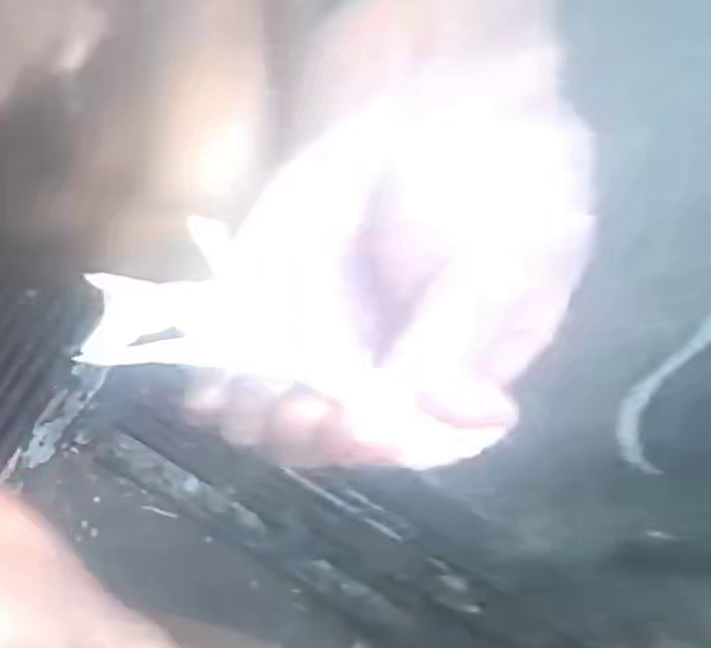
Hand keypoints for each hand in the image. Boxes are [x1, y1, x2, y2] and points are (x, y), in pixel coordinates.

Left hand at [182, 15, 592, 468]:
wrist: (399, 131)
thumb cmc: (484, 183)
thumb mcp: (508, 252)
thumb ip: (467, 336)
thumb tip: (466, 418)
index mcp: (445, 378)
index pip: (402, 445)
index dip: (371, 450)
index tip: (356, 430)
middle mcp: (362, 385)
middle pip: (319, 447)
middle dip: (305, 439)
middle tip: (304, 408)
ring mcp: (296, 366)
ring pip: (258, 428)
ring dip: (252, 422)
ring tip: (262, 390)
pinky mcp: (242, 344)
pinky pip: (212, 394)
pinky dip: (207, 400)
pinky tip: (213, 388)